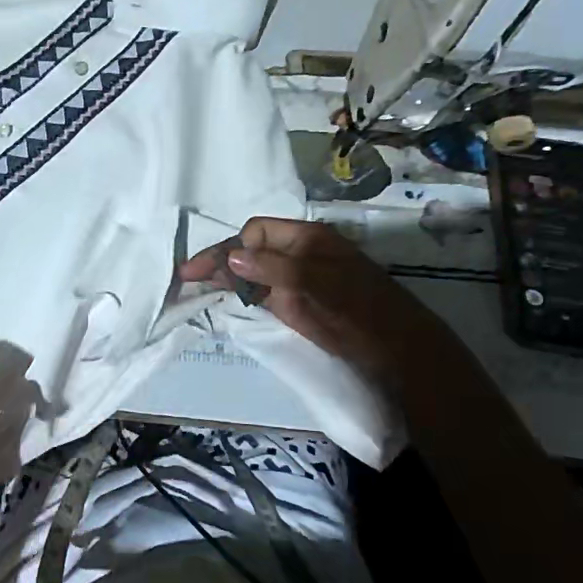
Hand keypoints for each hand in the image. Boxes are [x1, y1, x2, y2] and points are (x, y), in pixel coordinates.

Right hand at [180, 217, 431, 375]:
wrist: (395, 349)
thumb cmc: (357, 309)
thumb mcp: (314, 284)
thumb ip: (273, 268)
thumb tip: (231, 255)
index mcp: (305, 238)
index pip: (256, 232)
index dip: (232, 248)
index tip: (208, 272)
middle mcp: (298, 254)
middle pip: (251, 249)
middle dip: (220, 260)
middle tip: (188, 277)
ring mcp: (297, 279)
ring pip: (253, 271)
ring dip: (227, 278)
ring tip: (195, 288)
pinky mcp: (297, 304)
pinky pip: (262, 293)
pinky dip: (241, 295)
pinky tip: (225, 301)